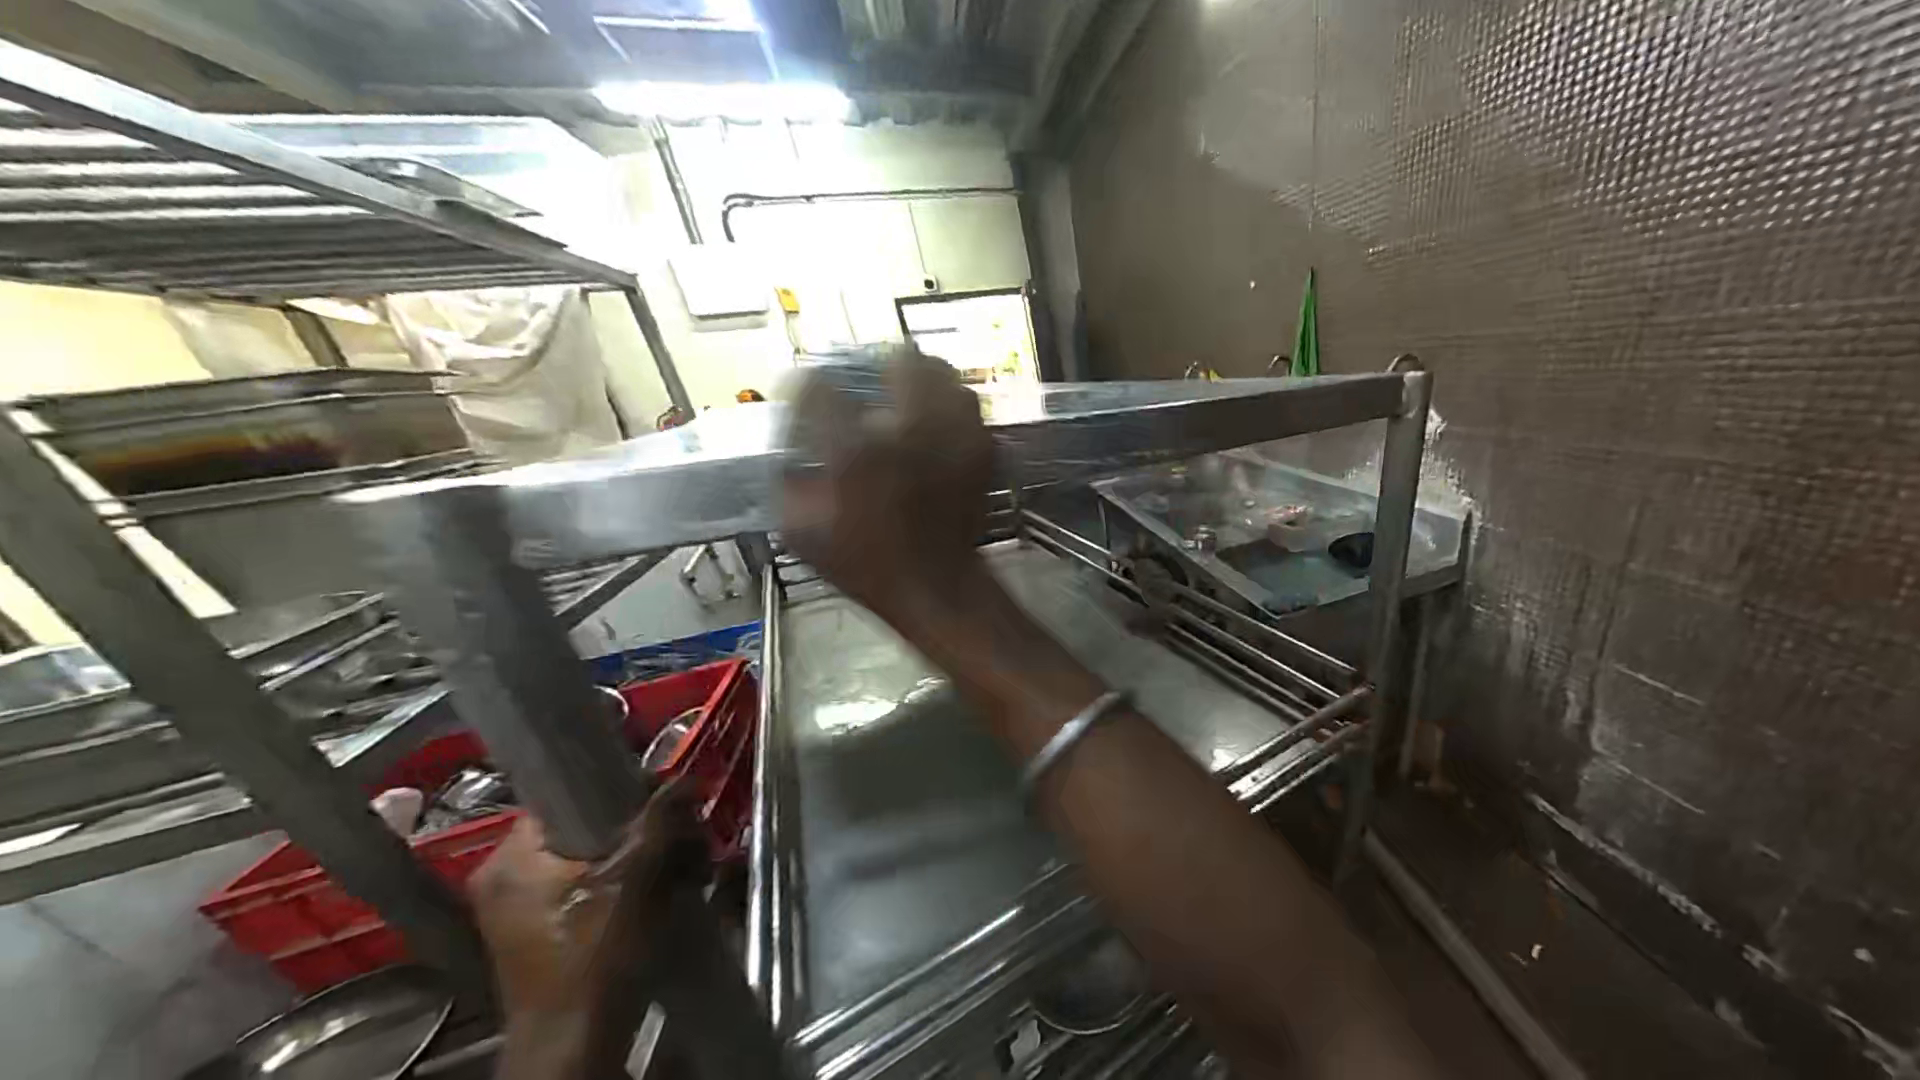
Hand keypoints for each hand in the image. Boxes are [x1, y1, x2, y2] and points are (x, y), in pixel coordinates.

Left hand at [469, 789, 700, 1078]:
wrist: (575, 1050)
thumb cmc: (597, 959)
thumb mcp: (636, 879)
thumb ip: (659, 822)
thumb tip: (687, 779)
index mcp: (511, 859)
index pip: (568, 794)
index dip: (621, 789)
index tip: (662, 799)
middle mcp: (505, 877)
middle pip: (587, 825)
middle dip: (646, 829)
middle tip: (687, 837)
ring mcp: (521, 908)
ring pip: (595, 856)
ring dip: (645, 856)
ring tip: (689, 866)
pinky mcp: (542, 930)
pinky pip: (591, 884)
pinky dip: (629, 881)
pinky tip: (668, 889)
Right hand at [782, 347, 995, 633]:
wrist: (936, 588)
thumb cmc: (867, 565)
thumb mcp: (805, 533)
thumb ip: (789, 483)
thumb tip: (787, 450)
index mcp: (856, 453)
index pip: (819, 389)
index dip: (808, 389)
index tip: (808, 396)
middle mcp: (910, 431)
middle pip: (896, 358)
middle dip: (873, 365)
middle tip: (864, 384)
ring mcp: (955, 435)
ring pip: (940, 372)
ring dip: (915, 376)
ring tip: (901, 396)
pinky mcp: (982, 448)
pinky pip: (965, 403)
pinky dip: (945, 404)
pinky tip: (932, 423)